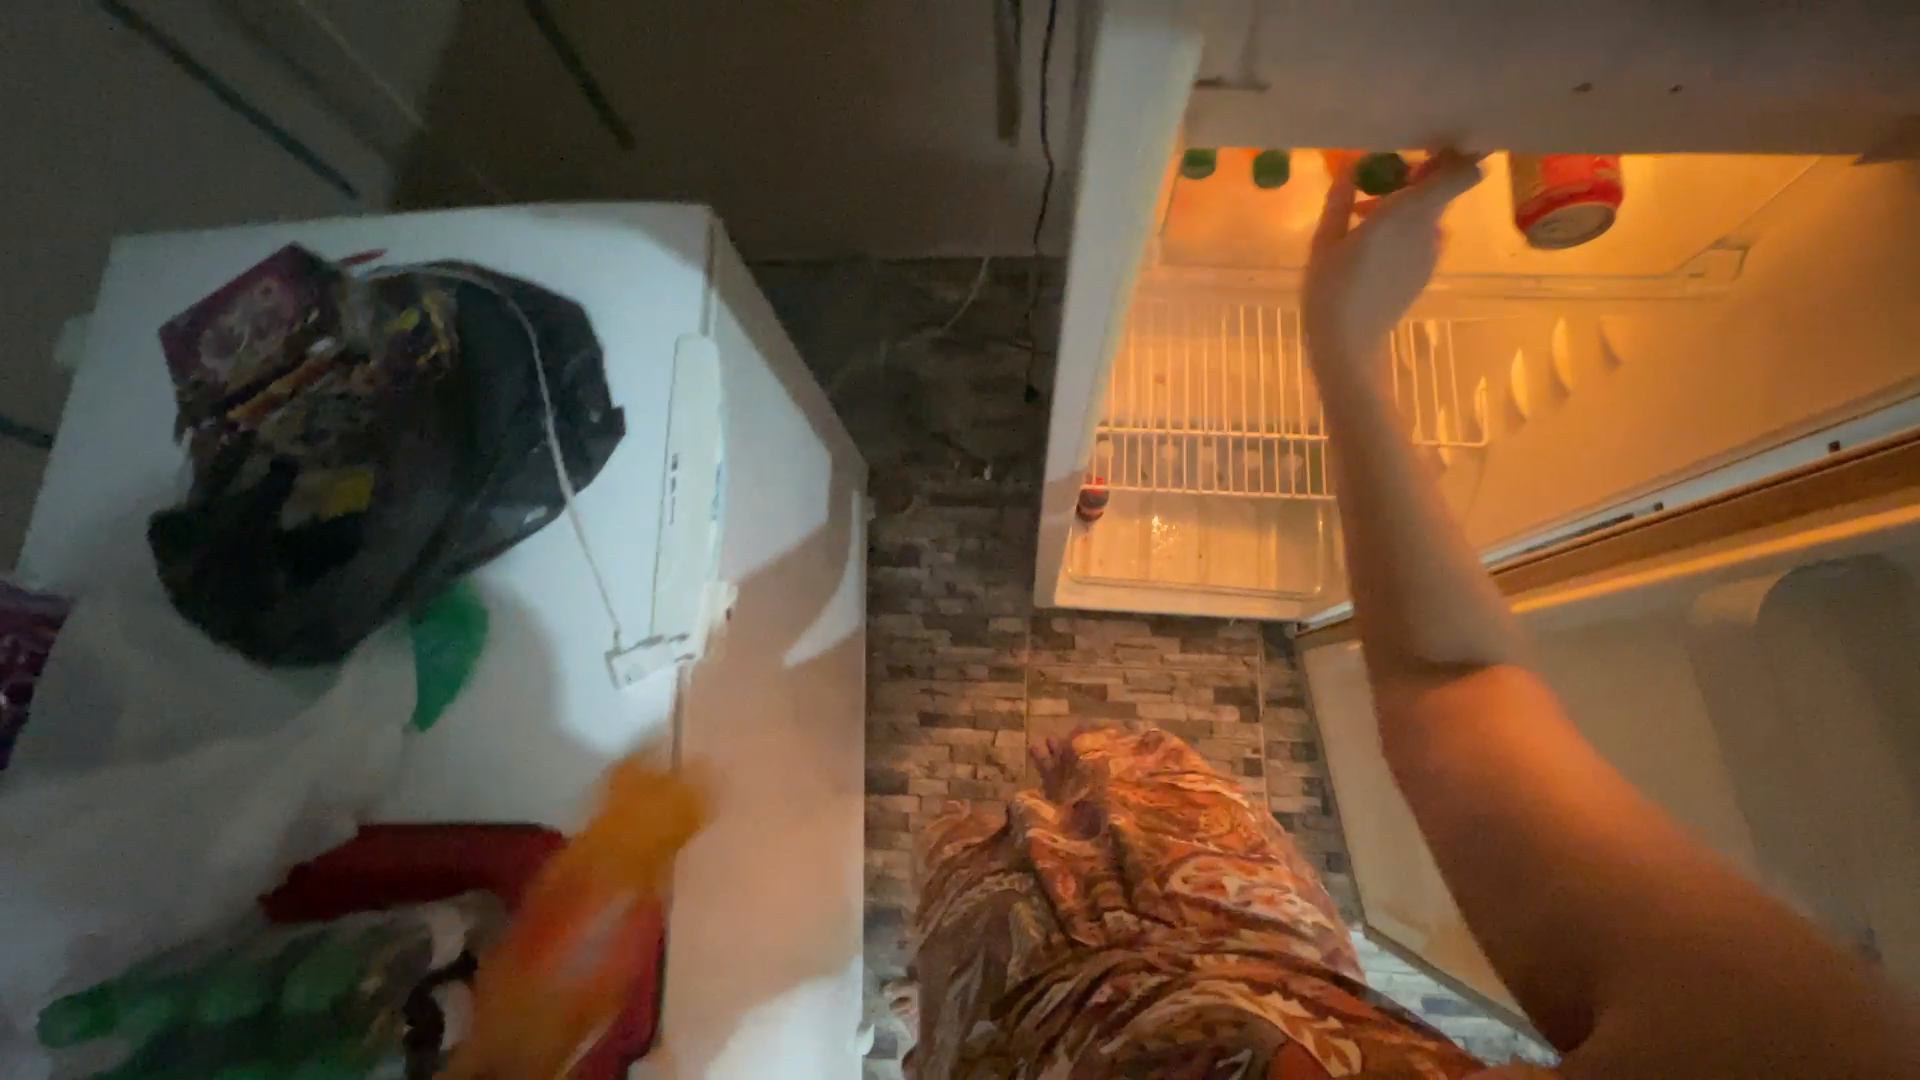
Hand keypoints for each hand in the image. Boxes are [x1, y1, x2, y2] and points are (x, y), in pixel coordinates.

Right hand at [1303, 149, 1484, 368]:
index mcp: (1405, 212)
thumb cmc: (1329, 291)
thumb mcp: (1324, 243)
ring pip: (1429, 214)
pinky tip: (1370, 251)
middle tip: (1377, 183)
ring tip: (1361, 221)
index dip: (1457, 153)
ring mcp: (1432, 250)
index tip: (1432, 146)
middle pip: (1441, 189)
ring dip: (1404, 209)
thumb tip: (1350, 168)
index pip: (1461, 171)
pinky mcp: (1426, 270)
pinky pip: (1422, 238)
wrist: (1348, 344)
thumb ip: (1341, 202)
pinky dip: (1403, 234)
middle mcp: (1429, 227)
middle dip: (1416, 180)